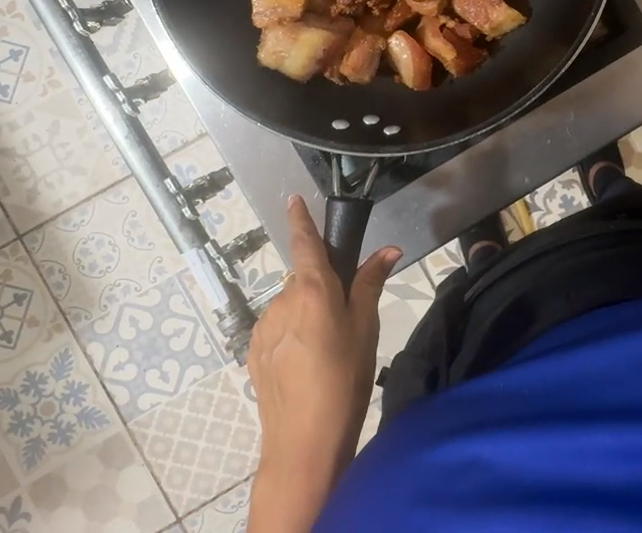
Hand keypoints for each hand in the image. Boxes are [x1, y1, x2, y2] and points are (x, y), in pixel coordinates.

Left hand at [246, 196, 398, 532]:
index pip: (304, 244)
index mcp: (312, 290)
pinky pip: (279, 328)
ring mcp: (264, 328)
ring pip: (291, 305)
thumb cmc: (344, 378)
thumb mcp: (366, 327)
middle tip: (347, 315)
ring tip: (329, 348)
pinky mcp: (254, 354)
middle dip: (322, 286)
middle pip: (304, 278)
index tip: (293, 199)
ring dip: (307, 313)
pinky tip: (308, 363)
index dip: (300, 220)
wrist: (304, 442)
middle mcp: (281, 302)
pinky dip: (294, 334)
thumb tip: (387, 250)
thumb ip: (370, 284)